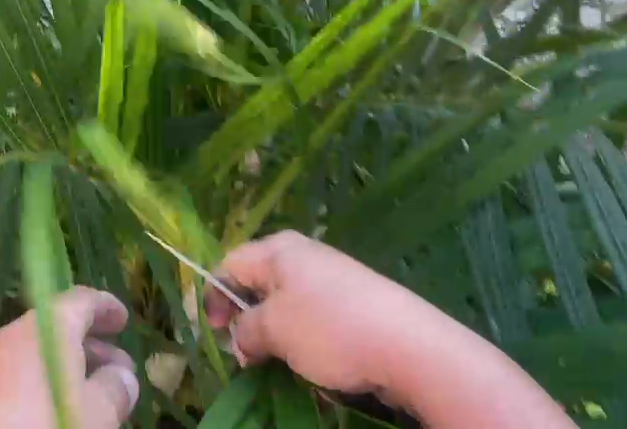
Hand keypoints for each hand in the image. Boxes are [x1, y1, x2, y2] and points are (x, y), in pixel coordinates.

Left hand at [0, 286, 140, 428]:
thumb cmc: (49, 424)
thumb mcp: (96, 412)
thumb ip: (114, 389)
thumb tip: (123, 376)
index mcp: (50, 323)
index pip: (81, 300)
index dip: (106, 307)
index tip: (124, 319)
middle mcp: (20, 330)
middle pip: (60, 324)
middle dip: (92, 342)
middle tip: (120, 364)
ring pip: (41, 348)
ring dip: (70, 362)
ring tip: (97, 388)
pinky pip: (24, 367)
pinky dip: (47, 375)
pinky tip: (61, 401)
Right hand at [204, 232, 573, 428]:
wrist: (411, 346)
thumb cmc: (330, 329)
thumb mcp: (275, 330)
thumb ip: (246, 329)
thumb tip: (240, 337)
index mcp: (277, 249)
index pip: (229, 264)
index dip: (215, 296)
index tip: (215, 333)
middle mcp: (303, 255)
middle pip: (260, 284)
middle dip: (249, 322)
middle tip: (247, 357)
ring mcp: (333, 278)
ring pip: (290, 307)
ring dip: (280, 340)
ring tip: (285, 372)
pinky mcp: (358, 304)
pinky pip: (319, 322)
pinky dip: (311, 346)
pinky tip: (321, 377)